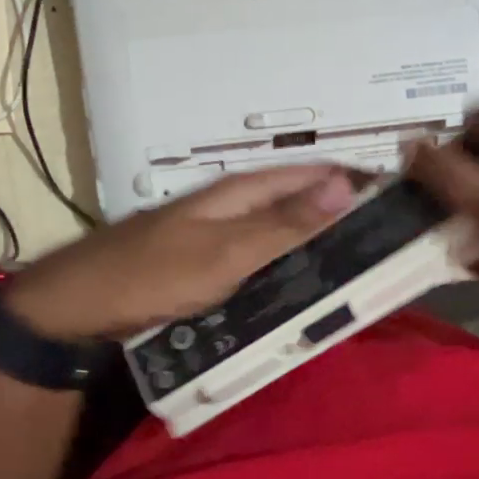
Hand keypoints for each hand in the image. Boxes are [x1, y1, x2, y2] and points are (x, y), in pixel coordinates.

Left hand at [3, 165, 357, 340]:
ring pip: (279, 229)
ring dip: (314, 240)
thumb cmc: (154, 274)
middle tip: (385, 239)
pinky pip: (258, 256)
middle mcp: (230, 203)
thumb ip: (285, 224)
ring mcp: (216, 232)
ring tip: (356, 262)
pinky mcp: (205, 261)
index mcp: (239, 191)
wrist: (80, 305)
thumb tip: (345, 185)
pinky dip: (284, 264)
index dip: (352, 181)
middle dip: (339, 212)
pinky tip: (298, 283)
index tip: (398, 200)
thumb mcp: (228, 252)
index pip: (312, 173)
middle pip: (298, 199)